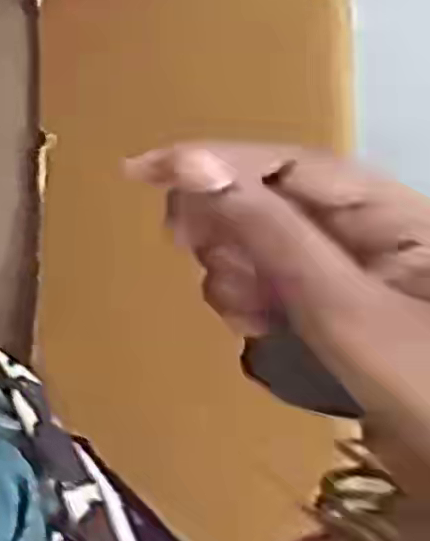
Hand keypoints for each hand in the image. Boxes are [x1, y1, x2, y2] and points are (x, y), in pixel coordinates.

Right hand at [128, 144, 429, 335]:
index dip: (214, 158)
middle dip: (218, 225)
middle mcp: (382, 235)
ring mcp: (360, 271)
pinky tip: (253, 323)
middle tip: (195, 255)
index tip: (140, 171)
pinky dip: (242, 293)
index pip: (292, 164)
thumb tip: (190, 163)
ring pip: (255, 238)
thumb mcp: (337, 304)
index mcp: (403, 222)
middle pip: (266, 198)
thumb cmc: (425, 382)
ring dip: (229, 268)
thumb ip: (265, 227)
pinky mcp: (338, 301)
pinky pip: (265, 274)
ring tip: (244, 312)